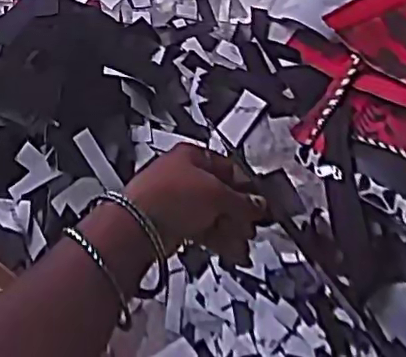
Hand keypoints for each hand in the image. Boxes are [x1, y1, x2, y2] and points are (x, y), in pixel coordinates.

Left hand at [123, 144, 268, 265]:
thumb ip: (243, 201)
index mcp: (190, 155)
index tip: (263, 203)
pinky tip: (232, 251)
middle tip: (251, 225)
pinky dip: (219, 239)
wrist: (142, 223)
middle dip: (239, 212)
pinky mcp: (175, 220)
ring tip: (242, 242)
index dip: (248, 186)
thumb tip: (259, 204)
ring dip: (232, 230)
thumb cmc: (168, 195)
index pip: (227, 166)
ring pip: (214, 213)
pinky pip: (204, 229)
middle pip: (222, 193)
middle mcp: (183, 173)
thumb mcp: (217, 194)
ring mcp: (178, 198)